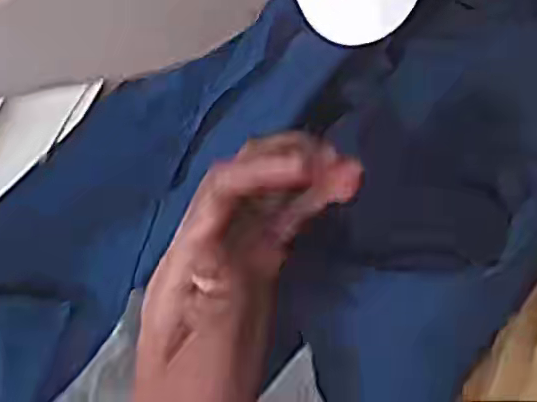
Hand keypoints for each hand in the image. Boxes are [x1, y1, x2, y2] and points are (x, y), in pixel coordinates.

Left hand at [136, 134, 360, 401]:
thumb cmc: (193, 398)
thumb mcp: (204, 354)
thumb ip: (214, 298)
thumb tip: (219, 243)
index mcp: (187, 257)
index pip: (221, 191)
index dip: (264, 168)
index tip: (307, 166)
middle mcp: (211, 239)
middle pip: (246, 176)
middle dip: (290, 157)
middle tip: (336, 159)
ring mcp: (237, 248)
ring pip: (273, 192)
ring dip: (311, 173)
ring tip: (350, 169)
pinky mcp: (261, 260)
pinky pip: (288, 217)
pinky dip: (315, 199)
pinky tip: (339, 189)